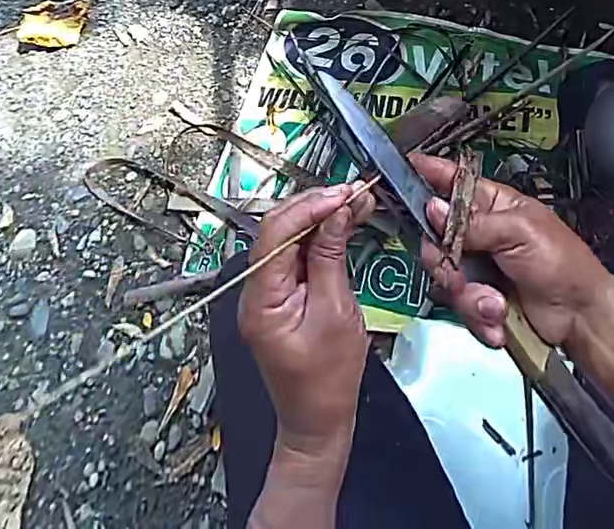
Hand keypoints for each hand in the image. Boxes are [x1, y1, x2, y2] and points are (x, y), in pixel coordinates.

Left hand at [238, 184, 376, 456]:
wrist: (319, 421)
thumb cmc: (328, 379)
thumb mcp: (336, 312)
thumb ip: (331, 257)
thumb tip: (338, 212)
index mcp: (260, 299)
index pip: (275, 234)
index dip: (310, 207)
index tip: (344, 194)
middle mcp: (256, 289)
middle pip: (279, 228)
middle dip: (317, 204)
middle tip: (355, 192)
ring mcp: (269, 289)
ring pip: (290, 235)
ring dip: (323, 215)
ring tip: (357, 201)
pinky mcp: (284, 291)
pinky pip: (300, 251)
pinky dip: (324, 233)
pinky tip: (346, 221)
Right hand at [412, 153, 613, 350]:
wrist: (580, 316)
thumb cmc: (562, 261)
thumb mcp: (520, 231)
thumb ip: (474, 222)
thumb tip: (434, 208)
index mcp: (492, 203)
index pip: (452, 180)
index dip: (426, 174)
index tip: (401, 172)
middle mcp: (479, 232)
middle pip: (435, 236)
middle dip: (445, 260)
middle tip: (458, 270)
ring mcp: (478, 266)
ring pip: (445, 276)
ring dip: (469, 295)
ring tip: (496, 303)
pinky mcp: (480, 298)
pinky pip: (460, 306)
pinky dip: (480, 317)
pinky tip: (501, 317)